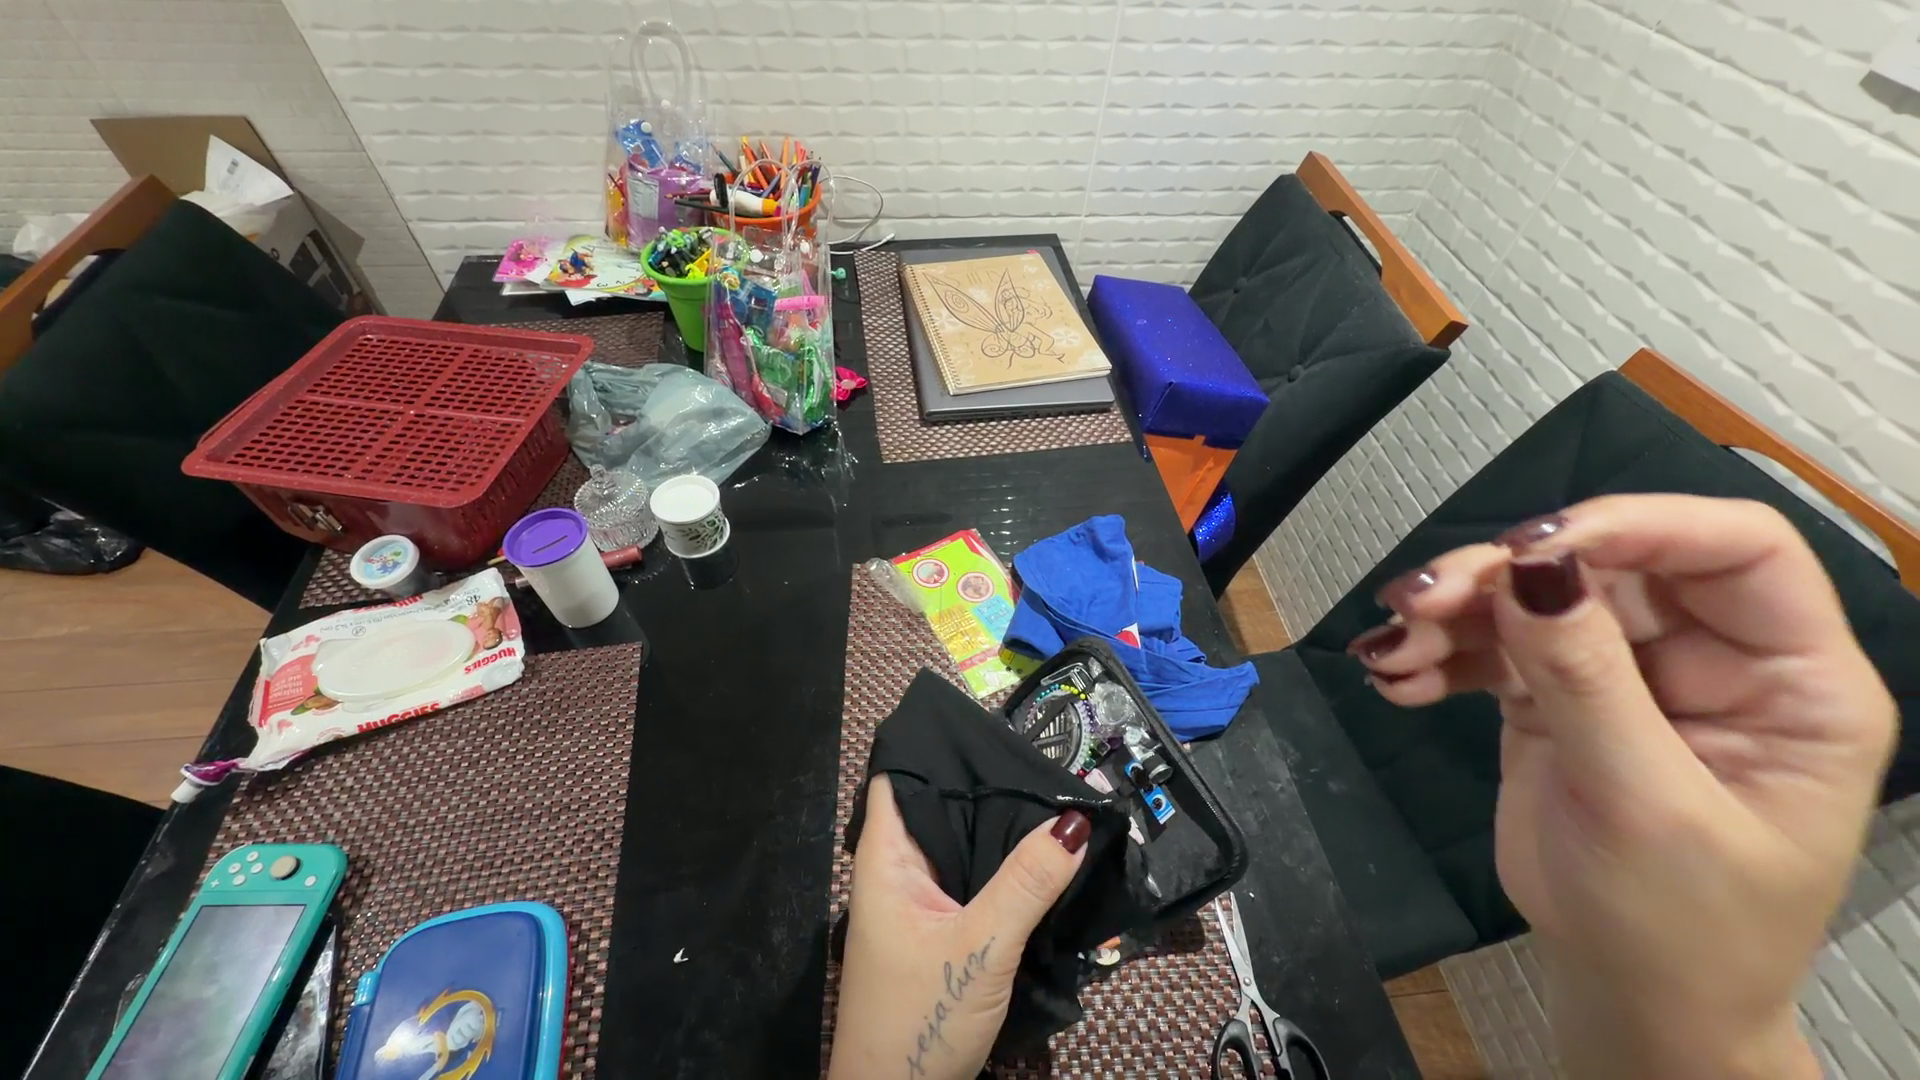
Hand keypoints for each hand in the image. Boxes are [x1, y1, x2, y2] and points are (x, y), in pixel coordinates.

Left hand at [826, 775, 1089, 1079]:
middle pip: (935, 804)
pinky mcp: (935, 925)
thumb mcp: (980, 946)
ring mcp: (915, 898)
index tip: (988, 725)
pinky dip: (995, 860)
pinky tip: (1035, 850)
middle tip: (1039, 754)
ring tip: (1047, 789)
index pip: (898, 774)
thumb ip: (1027, 882)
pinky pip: (967, 874)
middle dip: (981, 782)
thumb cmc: (919, 1018)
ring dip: (991, 823)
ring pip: (955, 842)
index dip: (935, 745)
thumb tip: (1075, 819)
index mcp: (884, 855)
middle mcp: (894, 866)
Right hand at [1349, 495, 1895, 1078]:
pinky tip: (1395, 681)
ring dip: (1447, 619)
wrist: (1626, 990)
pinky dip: (1435, 658)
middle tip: (1414, 603)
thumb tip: (1528, 566)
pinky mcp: (1548, 695)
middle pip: (1598, 567)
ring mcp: (1618, 673)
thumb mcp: (1642, 801)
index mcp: (1788, 676)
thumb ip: (1586, 679)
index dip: (1632, 526)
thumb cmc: (1680, 921)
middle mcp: (1703, 656)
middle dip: (1497, 578)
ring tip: (1387, 655)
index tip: (1522, 549)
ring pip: (1526, 600)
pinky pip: (1486, 648)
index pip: (1731, 550)